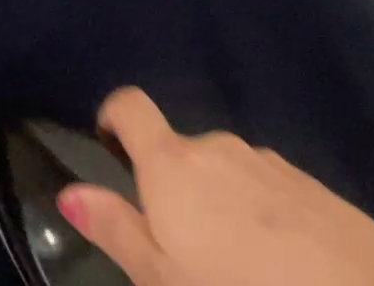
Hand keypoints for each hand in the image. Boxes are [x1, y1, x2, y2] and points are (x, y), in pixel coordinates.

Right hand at [57, 88, 373, 285]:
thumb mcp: (162, 276)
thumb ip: (116, 229)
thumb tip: (70, 192)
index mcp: (171, 162)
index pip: (129, 105)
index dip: (111, 117)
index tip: (106, 149)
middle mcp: (214, 144)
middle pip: (176, 151)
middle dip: (168, 189)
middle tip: (176, 251)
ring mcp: (263, 159)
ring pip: (220, 173)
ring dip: (213, 204)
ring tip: (230, 266)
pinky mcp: (303, 179)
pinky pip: (259, 187)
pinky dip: (252, 213)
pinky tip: (273, 263)